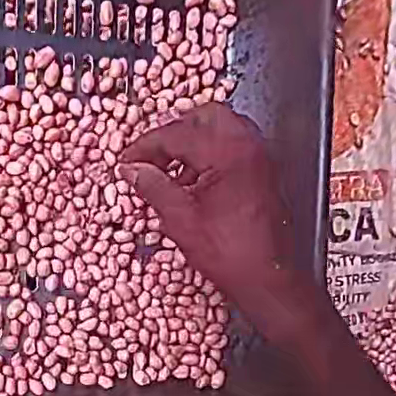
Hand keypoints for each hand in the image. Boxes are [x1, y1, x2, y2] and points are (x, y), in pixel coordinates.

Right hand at [117, 104, 326, 336]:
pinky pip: (233, 147)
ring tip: (167, 171)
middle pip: (203, 117)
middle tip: (150, 157)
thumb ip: (153, 186)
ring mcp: (260, 158)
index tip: (127, 161)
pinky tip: (191, 182)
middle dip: (172, 133)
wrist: (267, 278)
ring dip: (191, 143)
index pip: (177, 133)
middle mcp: (248, 146)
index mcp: (228, 153)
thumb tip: (132, 170)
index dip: (145, 146)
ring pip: (220, 129)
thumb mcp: (180, 219)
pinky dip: (208, 155)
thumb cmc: (227, 253)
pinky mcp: (263, 172)